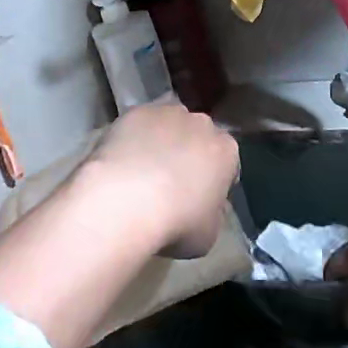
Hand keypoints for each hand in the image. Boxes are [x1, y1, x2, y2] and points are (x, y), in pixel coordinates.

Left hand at [82, 101, 237, 258]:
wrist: (124, 202)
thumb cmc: (174, 223)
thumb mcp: (207, 234)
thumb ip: (213, 215)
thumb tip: (205, 209)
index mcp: (227, 151)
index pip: (227, 163)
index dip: (213, 181)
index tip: (198, 199)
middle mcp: (204, 124)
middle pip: (200, 138)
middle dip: (189, 155)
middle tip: (169, 184)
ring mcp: (170, 114)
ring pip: (171, 126)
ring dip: (162, 142)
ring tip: (140, 172)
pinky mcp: (137, 112)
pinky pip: (140, 124)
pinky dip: (134, 138)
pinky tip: (120, 162)